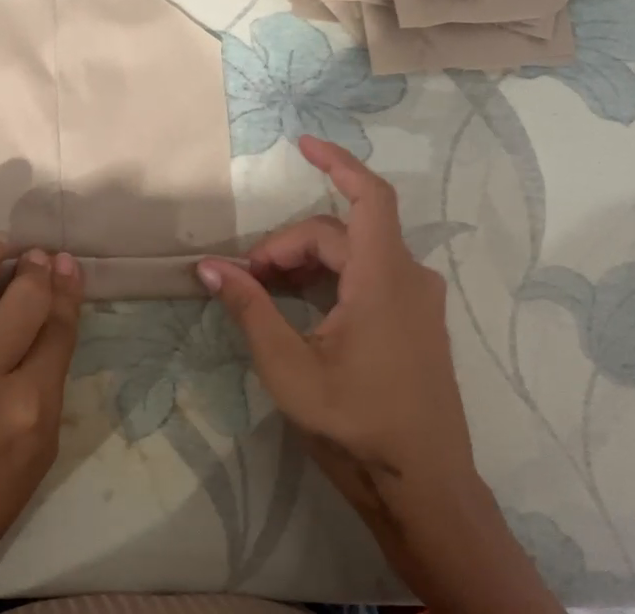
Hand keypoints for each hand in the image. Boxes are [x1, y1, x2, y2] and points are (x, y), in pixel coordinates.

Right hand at [197, 135, 471, 489]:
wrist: (425, 489)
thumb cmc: (357, 425)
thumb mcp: (289, 367)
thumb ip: (250, 309)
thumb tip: (209, 266)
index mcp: (384, 281)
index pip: (369, 199)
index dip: (338, 163)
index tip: (302, 144)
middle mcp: (409, 281)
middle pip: (342, 234)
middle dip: (288, 244)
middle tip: (245, 278)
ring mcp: (417, 305)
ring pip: (354, 257)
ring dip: (305, 263)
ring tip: (263, 291)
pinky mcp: (415, 326)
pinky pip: (369, 279)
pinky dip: (328, 280)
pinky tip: (299, 308)